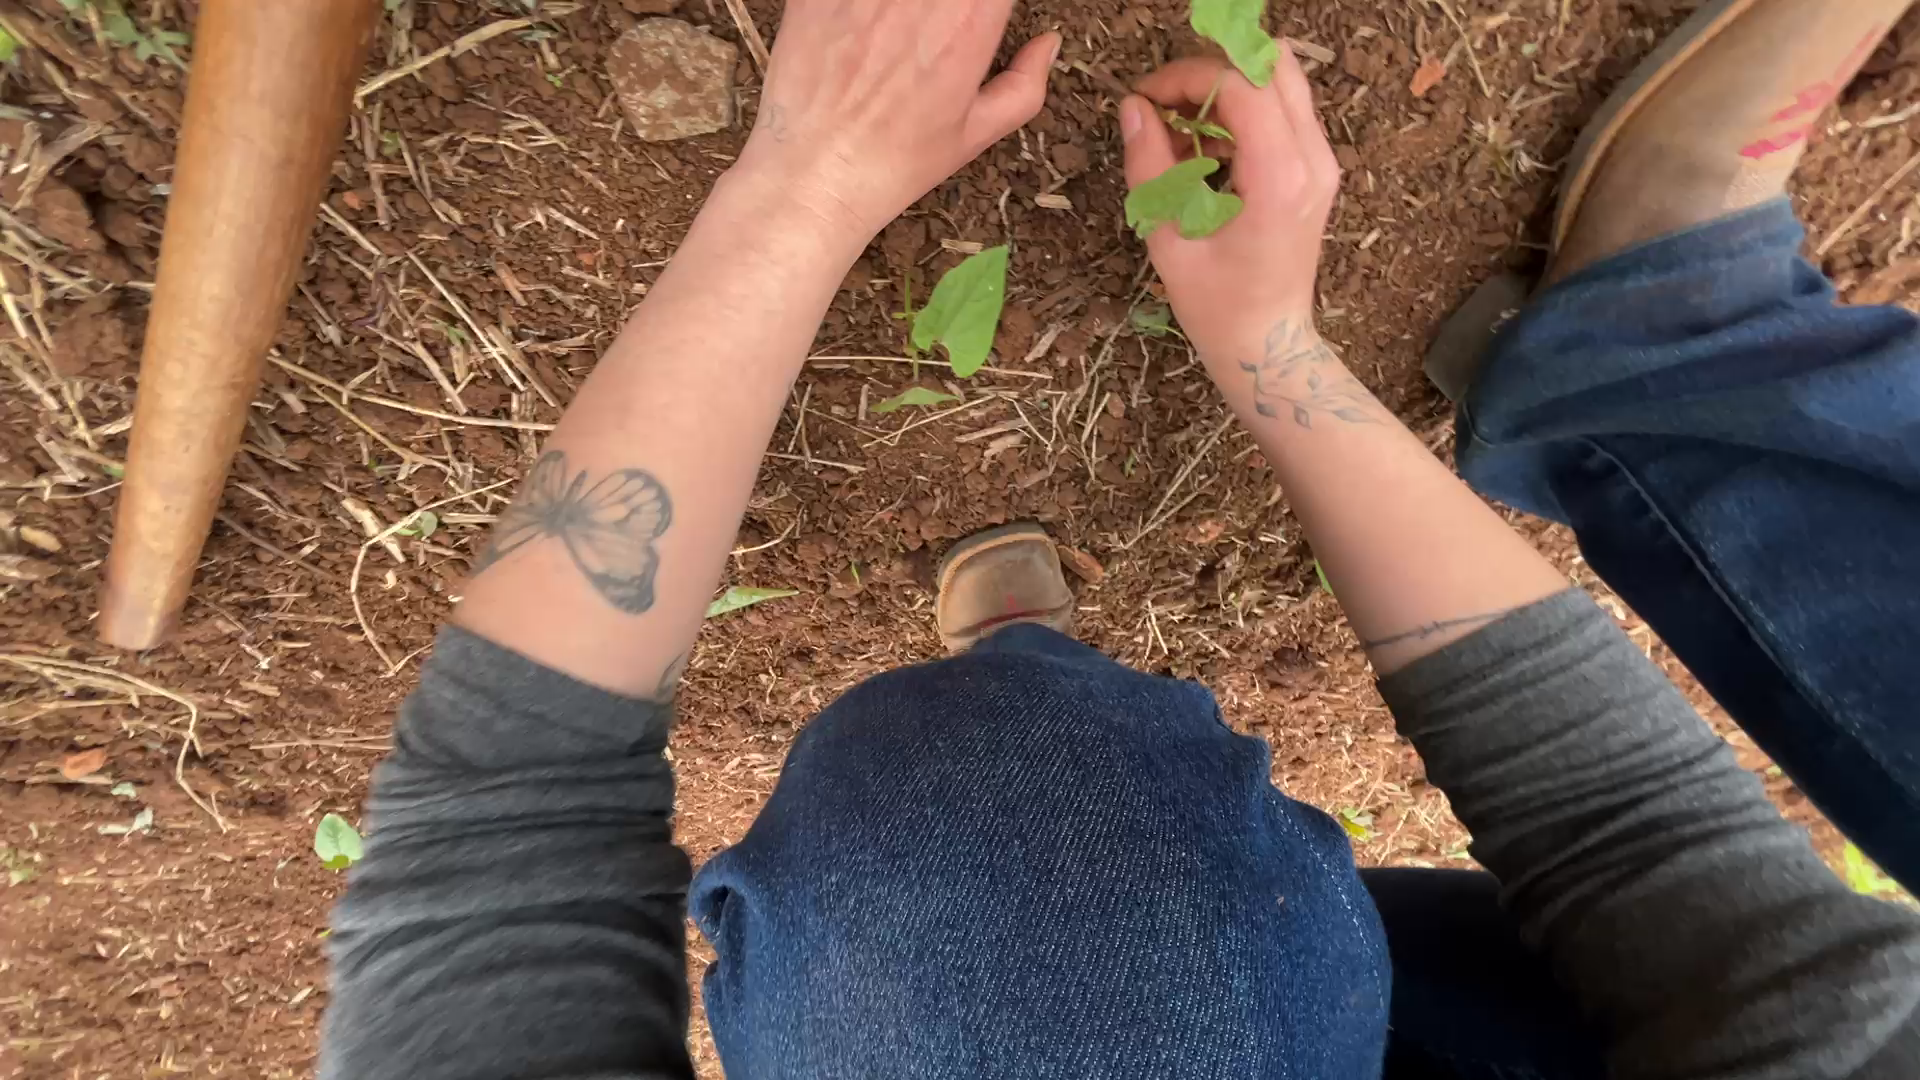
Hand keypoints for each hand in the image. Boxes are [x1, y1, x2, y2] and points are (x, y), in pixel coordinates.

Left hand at [734, 0, 1059, 240]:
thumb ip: (1022, 88)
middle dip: (951, 8)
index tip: (983, 19)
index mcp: (972, 16)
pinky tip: (871, 29)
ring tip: (901, 34)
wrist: (818, 174)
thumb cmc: (894, 163)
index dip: (992, 4)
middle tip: (943, 30)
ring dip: (909, 9)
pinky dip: (868, 7)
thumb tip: (1047, 47)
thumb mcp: (972, 136)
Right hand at [1120, 52, 1340, 364]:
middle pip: (1272, 66)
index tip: (1147, 98)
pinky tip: (1205, 154)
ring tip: (1181, 135)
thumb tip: (1133, 110)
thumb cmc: (1216, 308)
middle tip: (1167, 105)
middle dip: (1211, 73)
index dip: (1188, 77)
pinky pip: (1284, 115)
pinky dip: (1242, 117)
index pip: (1242, 85)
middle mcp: (1314, 158)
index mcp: (1279, 178)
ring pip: (1280, 85)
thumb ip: (1150, 170)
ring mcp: (1322, 163)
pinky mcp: (1316, 172)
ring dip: (1226, 93)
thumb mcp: (1170, 243)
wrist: (1266, 344)